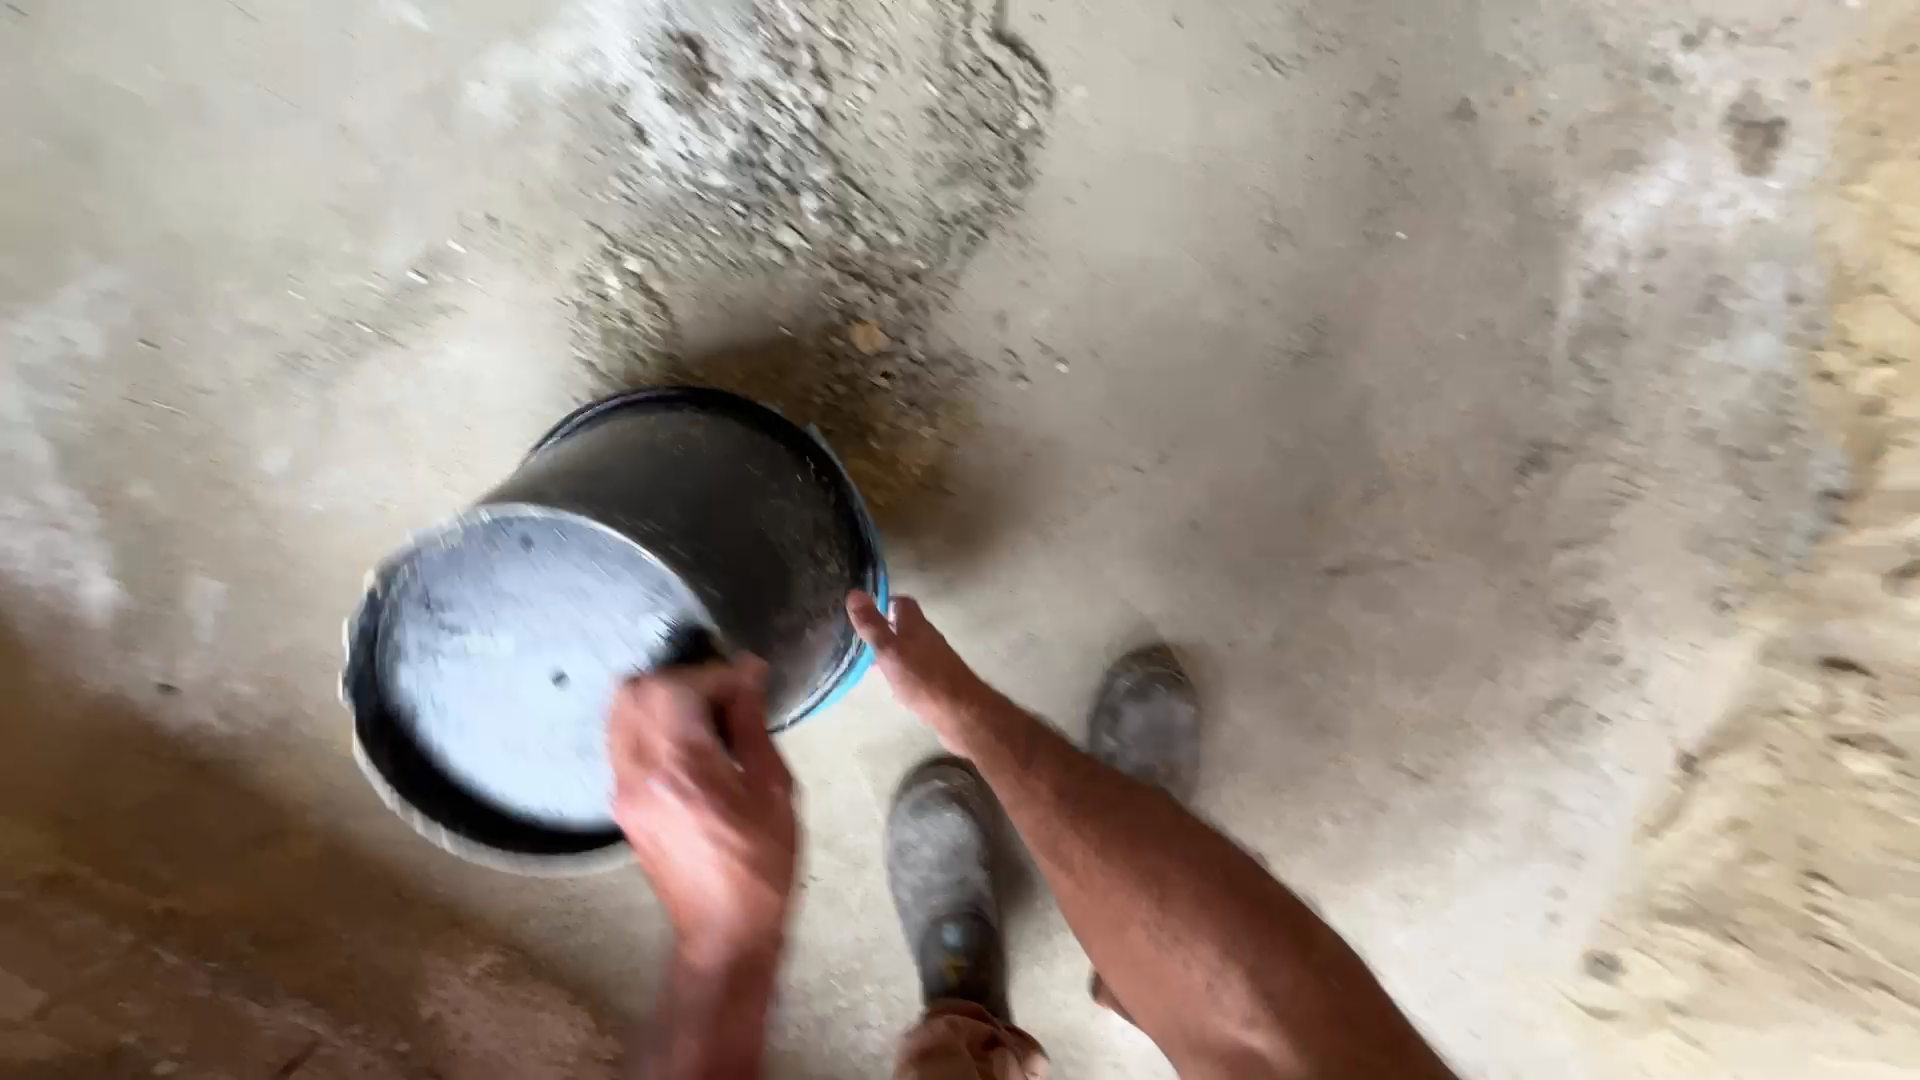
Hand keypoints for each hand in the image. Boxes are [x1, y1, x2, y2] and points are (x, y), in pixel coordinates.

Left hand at [608, 657, 797, 965]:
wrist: (722, 929)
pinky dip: (651, 719)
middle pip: (638, 690)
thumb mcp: (773, 788)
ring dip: (663, 695)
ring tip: (707, 710)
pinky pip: (623, 737)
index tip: (750, 679)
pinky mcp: (620, 802)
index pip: (678, 687)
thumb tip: (747, 679)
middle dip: (685, 677)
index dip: (717, 673)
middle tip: (726, 692)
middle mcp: (638, 772)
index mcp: (681, 768)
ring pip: (622, 709)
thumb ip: (752, 726)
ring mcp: (621, 788)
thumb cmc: (762, 860)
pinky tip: (689, 734)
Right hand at [847, 591, 993, 750]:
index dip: (885, 602)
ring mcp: (935, 660)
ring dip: (892, 651)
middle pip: (906, 625)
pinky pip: (915, 669)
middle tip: (862, 637)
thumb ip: (872, 625)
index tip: (865, 609)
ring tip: (869, 662)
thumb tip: (854, 592)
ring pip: (910, 648)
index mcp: (917, 626)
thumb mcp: (890, 650)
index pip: (903, 603)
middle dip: (886, 628)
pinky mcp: (938, 680)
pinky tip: (891, 685)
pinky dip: (901, 671)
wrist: (959, 711)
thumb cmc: (922, 678)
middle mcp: (928, 638)